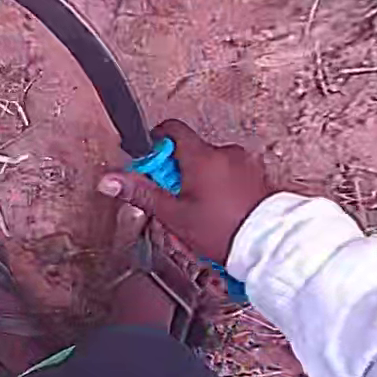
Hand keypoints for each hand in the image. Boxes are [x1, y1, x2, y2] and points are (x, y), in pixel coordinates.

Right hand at [97, 119, 274, 262]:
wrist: (267, 245)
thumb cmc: (222, 230)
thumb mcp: (173, 214)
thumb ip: (140, 192)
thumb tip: (109, 180)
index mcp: (202, 156)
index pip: (171, 131)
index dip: (154, 146)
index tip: (151, 167)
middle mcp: (226, 153)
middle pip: (188, 153)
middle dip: (175, 176)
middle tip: (173, 203)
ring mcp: (244, 163)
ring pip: (208, 167)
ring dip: (196, 185)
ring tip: (196, 214)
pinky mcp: (256, 177)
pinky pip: (227, 177)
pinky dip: (217, 191)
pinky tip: (216, 214)